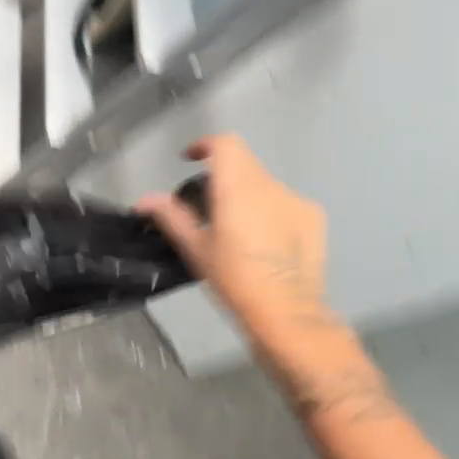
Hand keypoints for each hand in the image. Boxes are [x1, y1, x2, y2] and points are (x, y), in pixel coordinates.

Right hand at [136, 136, 361, 384]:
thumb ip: (170, 217)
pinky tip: (263, 242)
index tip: (190, 159)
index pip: (225, 145)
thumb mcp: (195, 249)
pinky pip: (284, 203)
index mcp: (238, 189)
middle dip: (222, 177)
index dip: (205, 145)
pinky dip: (269, 211)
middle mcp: (270, 186)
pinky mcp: (314, 218)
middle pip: (243, 165)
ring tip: (235, 230)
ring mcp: (296, 201)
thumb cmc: (234, 279)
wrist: (287, 313)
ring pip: (264, 185)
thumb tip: (144, 200)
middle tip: (206, 207)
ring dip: (246, 196)